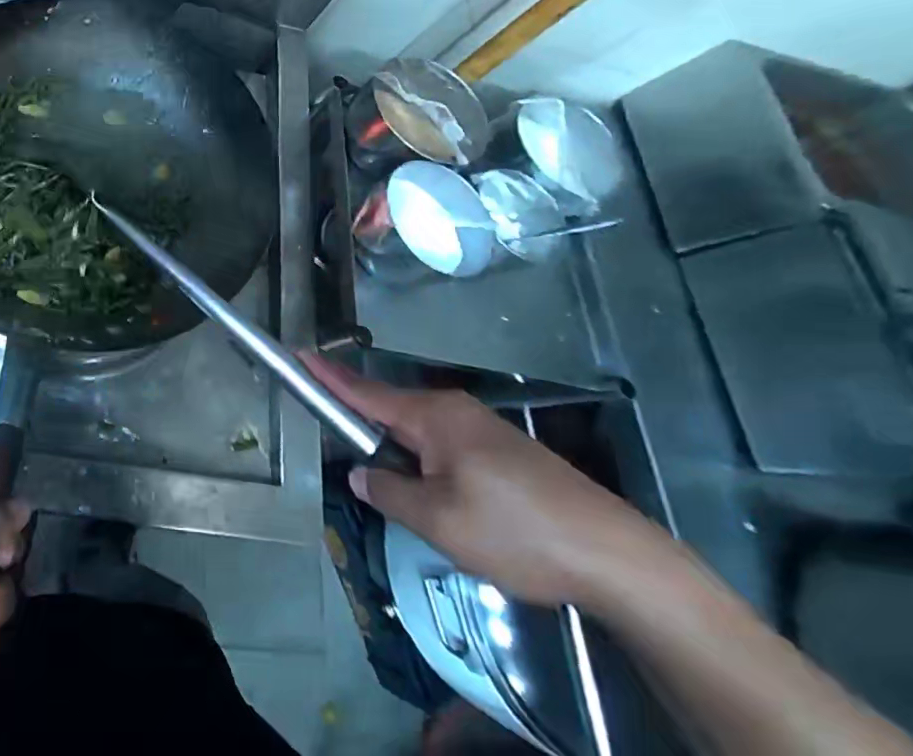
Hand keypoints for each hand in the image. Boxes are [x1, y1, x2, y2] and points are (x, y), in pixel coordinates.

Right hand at [303, 352, 678, 609]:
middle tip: (334, 444)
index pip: (366, 392)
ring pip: (420, 435)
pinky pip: (444, 448)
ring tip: (384, 485)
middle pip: (391, 411)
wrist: (614, 557)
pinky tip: (429, 496)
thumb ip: (388, 492)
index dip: (329, 377)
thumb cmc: (515, 530)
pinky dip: (422, 463)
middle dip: (361, 425)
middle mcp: (457, 413)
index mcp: (435, 417)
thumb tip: (360, 474)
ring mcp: (484, 432)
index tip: (299, 355)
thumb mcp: (437, 520)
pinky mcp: (503, 455)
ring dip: (395, 452)